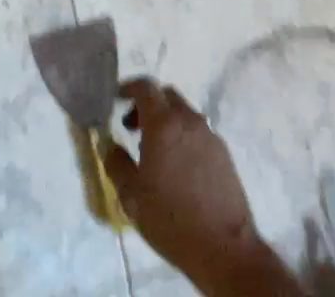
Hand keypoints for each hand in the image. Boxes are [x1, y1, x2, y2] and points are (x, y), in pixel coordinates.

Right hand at [104, 78, 301, 295]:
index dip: (128, 87)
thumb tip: (110, 146)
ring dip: (166, 122)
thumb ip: (116, 164)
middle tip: (132, 128)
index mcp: (164, 125)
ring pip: (184, 114)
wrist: (223, 247)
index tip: (115, 98)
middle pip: (167, 96)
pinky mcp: (224, 154)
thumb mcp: (131, 195)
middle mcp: (189, 122)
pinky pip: (198, 133)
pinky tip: (177, 168)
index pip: (146, 87)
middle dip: (147, 104)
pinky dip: (183, 137)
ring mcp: (211, 136)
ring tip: (154, 152)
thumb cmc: (170, 219)